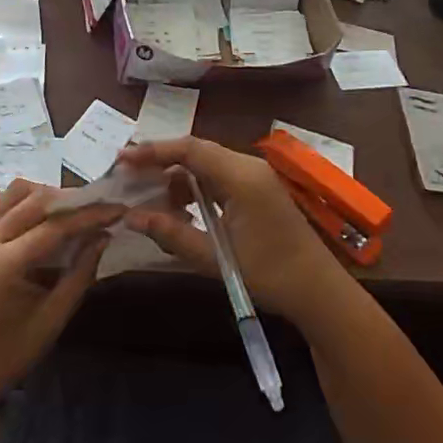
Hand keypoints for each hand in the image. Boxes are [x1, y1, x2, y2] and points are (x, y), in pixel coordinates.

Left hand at [0, 180, 124, 413]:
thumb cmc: (10, 353)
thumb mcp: (53, 318)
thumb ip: (80, 274)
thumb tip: (104, 237)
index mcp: (4, 265)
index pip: (54, 226)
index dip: (89, 215)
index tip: (118, 208)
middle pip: (34, 200)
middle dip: (71, 199)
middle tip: (100, 206)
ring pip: (14, 193)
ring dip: (46, 194)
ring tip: (73, 211)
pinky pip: (0, 203)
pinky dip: (25, 201)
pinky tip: (44, 216)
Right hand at [118, 138, 351, 324]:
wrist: (320, 293)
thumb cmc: (271, 274)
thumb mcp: (215, 258)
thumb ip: (172, 233)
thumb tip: (131, 217)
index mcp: (242, 177)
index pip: (190, 149)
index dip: (153, 151)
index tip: (122, 158)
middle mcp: (249, 167)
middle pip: (196, 152)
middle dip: (160, 162)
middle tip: (128, 176)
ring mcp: (255, 178)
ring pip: (206, 165)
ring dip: (177, 178)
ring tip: (151, 200)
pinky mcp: (257, 191)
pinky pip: (218, 178)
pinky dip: (194, 189)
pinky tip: (180, 210)